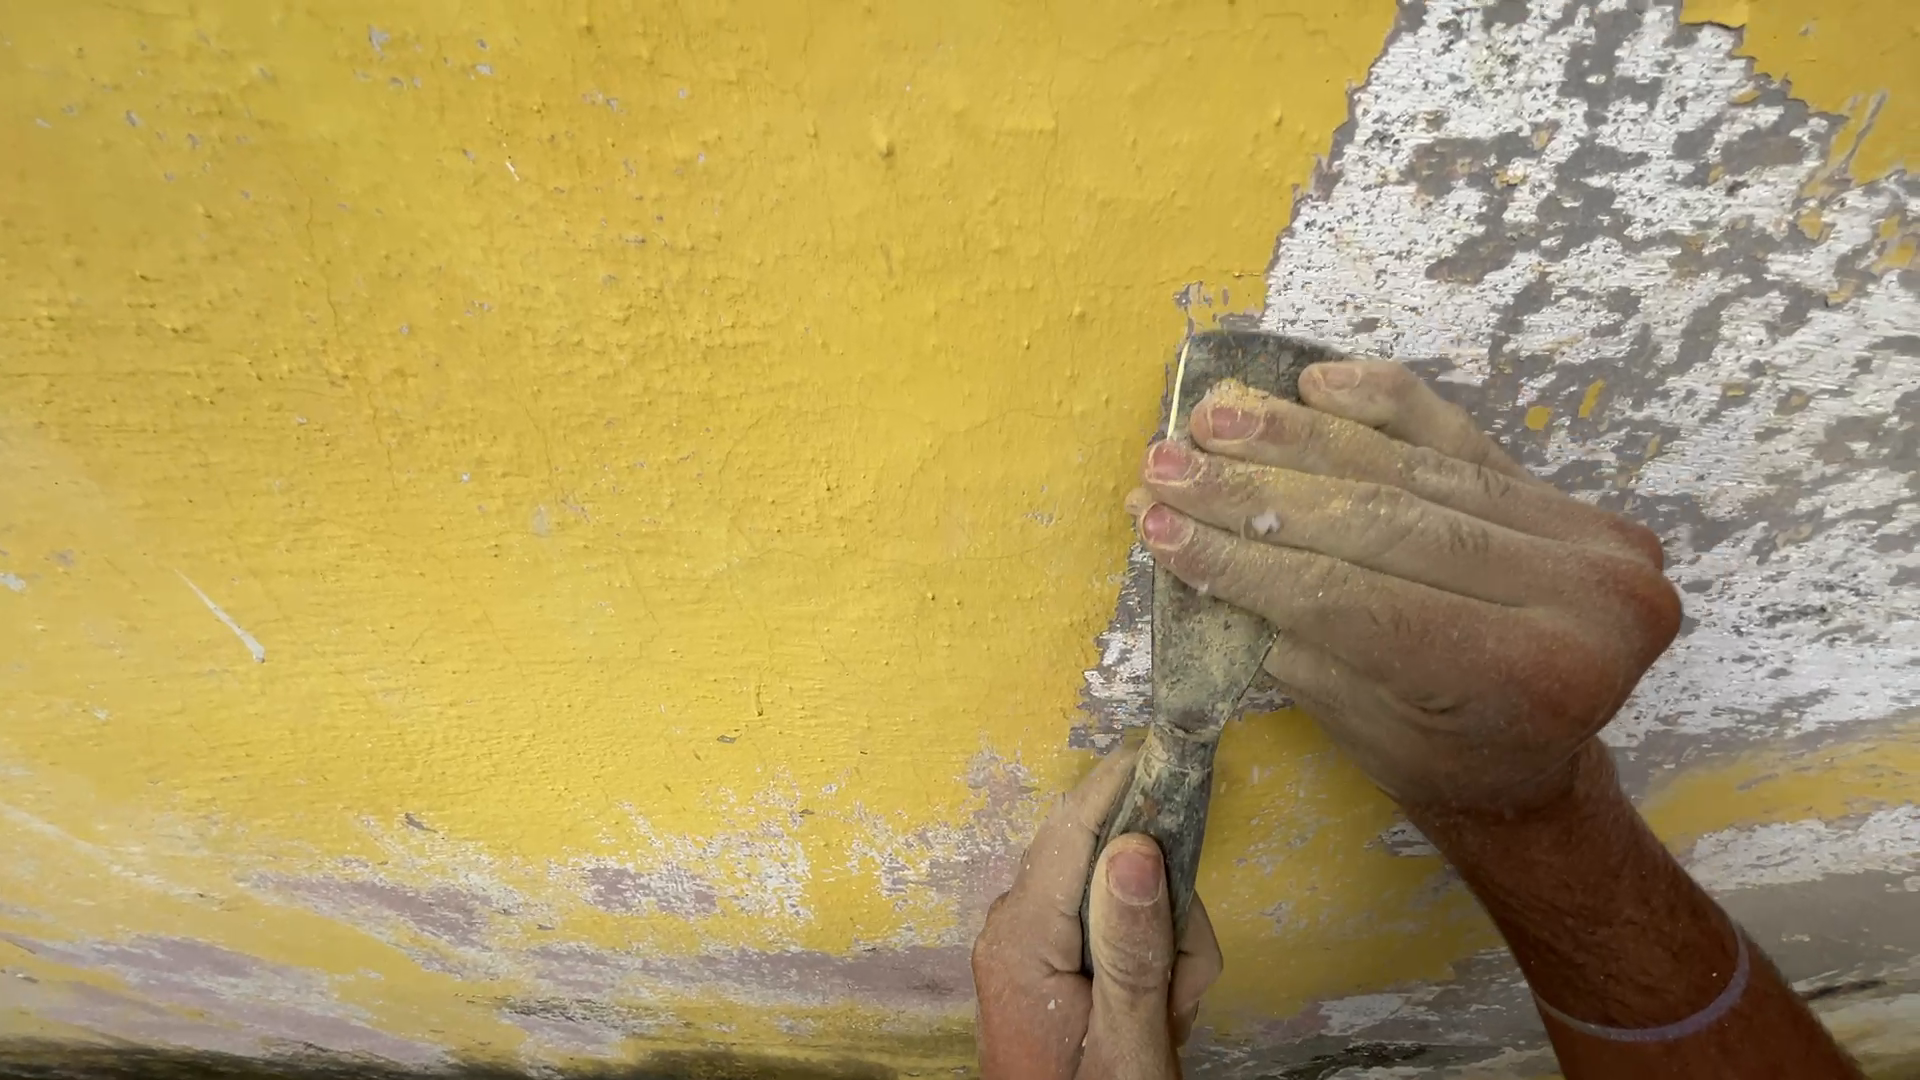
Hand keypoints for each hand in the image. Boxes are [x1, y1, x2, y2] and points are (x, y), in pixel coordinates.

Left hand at [972, 747, 1222, 1079]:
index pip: (1070, 830)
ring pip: (1110, 888)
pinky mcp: (1044, 951)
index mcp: (1022, 937)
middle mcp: (1013, 922)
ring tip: (1171, 1010)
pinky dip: (1143, 949)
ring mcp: (1027, 936)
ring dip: (1159, 937)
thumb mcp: (1129, 1044)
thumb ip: (1132, 947)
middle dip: (1157, 898)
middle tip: (1183, 972)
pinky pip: (1103, 917)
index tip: (1155, 746)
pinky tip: (1156, 1007)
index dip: (1114, 784)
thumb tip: (1135, 845)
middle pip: (1095, 856)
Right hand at [1126, 360, 1680, 809]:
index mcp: (1517, 678)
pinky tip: (1314, 382)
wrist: (1529, 762)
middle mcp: (1577, 597)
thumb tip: (1170, 535)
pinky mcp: (1568, 497)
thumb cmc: (1424, 754)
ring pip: (1404, 466)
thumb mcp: (1336, 710)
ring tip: (1209, 420)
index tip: (1155, 522)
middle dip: (1250, 489)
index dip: (1239, 557)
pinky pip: (1457, 433)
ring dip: (1291, 437)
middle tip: (1165, 463)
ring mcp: (1585, 537)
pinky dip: (1381, 399)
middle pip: (1374, 517)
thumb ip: (1262, 620)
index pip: (1343, 595)